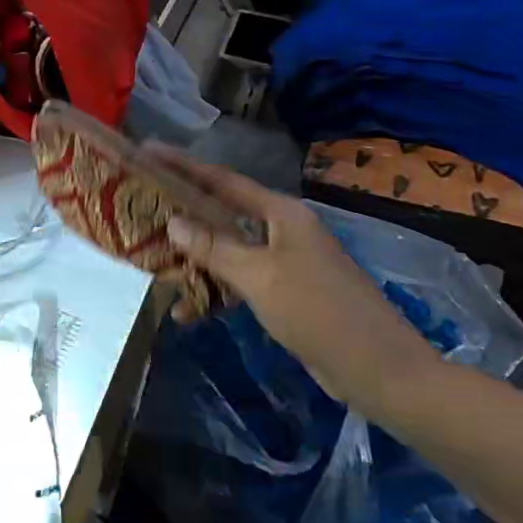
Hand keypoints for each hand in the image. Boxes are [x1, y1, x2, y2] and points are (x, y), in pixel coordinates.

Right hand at [151, 146, 440, 407]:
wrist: (381, 371)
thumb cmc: (319, 312)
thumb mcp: (260, 277)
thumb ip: (214, 247)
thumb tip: (173, 222)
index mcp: (281, 213)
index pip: (222, 180)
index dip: (183, 165)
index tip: (148, 151)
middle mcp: (282, 229)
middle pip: (222, 211)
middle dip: (182, 210)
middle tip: (141, 203)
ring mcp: (285, 261)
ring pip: (227, 247)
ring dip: (194, 255)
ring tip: (153, 255)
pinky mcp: (285, 291)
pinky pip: (239, 278)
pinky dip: (214, 288)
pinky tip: (188, 308)